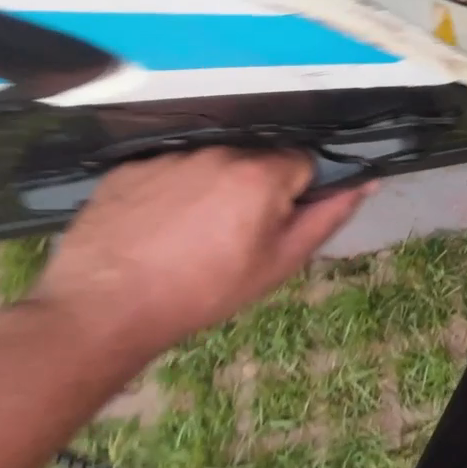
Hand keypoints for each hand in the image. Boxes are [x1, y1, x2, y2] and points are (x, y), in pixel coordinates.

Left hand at [28, 148, 374, 357]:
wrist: (99, 315)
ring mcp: (169, 158)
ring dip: (213, 186)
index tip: (273, 225)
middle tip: (232, 233)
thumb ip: (329, 215)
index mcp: (264, 173)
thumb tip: (367, 181)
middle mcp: (220, 153)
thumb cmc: (205, 291)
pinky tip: (156, 225)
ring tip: (189, 231)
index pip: (304, 163)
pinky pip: (167, 170)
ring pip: (213, 163)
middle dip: (255, 188)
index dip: (295, 194)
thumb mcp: (281, 261)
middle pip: (258, 159)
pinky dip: (170, 190)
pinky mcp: (126, 170)